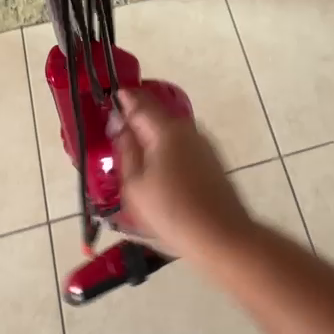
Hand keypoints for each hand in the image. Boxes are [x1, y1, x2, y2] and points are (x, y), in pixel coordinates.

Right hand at [110, 88, 255, 257]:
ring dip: (154, 135)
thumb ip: (126, 150)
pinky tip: (161, 169)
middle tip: (120, 127)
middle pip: (157, 115)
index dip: (124, 98)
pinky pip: (183, 145)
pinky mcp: (212, 160)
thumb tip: (120, 125)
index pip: (140, 102)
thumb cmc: (172, 211)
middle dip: (139, 118)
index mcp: (165, 129)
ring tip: (138, 152)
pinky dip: (168, 148)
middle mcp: (187, 128)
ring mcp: (203, 143)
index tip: (111, 97)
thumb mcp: (135, 185)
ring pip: (171, 131)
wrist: (221, 236)